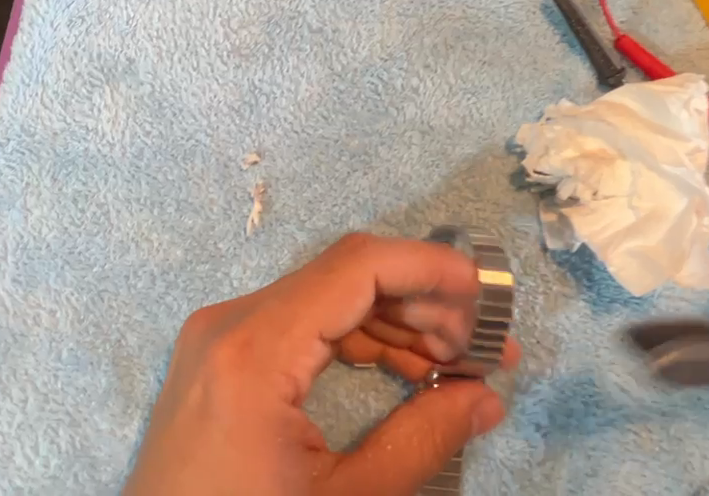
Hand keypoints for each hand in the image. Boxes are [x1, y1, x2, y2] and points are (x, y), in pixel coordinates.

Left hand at [124, 232, 517, 495]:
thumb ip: (420, 441)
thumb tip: (486, 397)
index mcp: (253, 348)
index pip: (354, 267)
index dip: (428, 267)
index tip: (488, 292)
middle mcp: (230, 321)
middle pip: (342, 278)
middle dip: (421, 304)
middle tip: (489, 347)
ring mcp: (219, 335)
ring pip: (323, 299)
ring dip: (394, 322)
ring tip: (459, 363)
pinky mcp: (220, 356)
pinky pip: (298, 327)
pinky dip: (355, 340)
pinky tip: (406, 370)